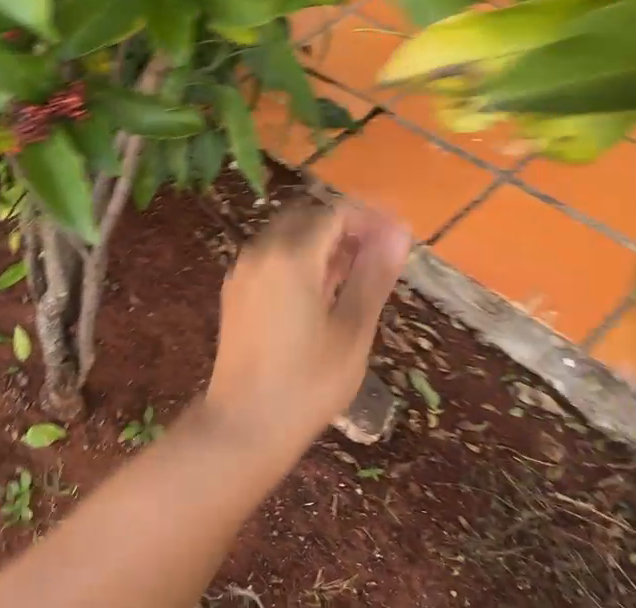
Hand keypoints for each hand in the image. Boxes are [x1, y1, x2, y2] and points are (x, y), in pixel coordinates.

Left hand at [197, 202, 411, 451]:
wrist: (247, 418)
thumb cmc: (310, 380)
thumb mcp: (353, 329)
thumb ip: (372, 276)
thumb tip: (397, 232)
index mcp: (290, 257)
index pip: (333, 216)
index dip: (369, 217)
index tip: (401, 231)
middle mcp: (259, 253)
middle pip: (305, 220)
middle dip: (344, 226)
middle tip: (382, 250)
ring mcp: (242, 272)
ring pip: (285, 238)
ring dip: (321, 243)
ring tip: (359, 272)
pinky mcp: (235, 292)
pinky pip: (270, 259)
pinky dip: (299, 260)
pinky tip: (323, 289)